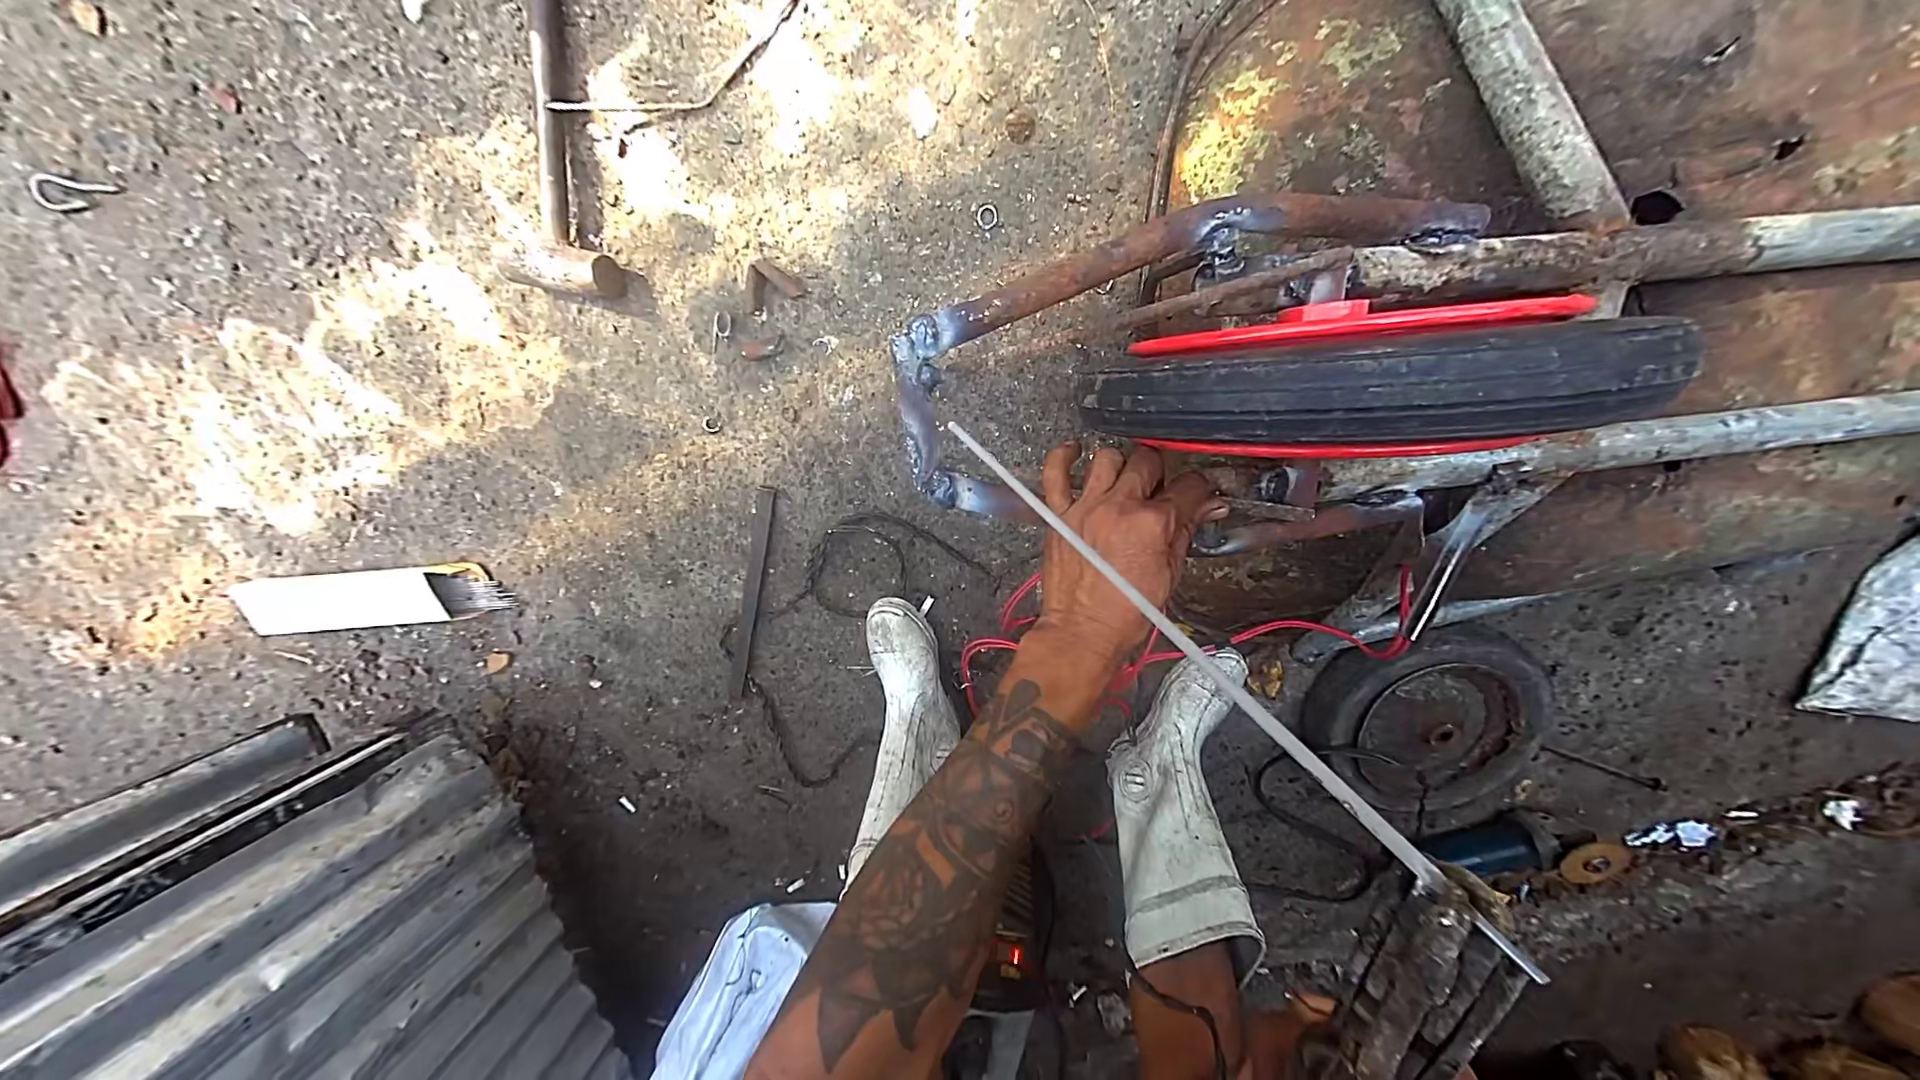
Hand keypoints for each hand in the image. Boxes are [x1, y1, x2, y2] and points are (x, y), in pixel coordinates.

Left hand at [1030, 441, 1225, 668]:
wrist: (1082, 632)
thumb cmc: (1123, 614)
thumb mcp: (1169, 574)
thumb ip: (1185, 532)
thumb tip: (1205, 508)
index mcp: (1153, 524)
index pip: (1188, 486)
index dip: (1199, 488)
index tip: (1197, 493)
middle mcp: (1119, 508)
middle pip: (1148, 461)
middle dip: (1161, 471)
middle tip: (1159, 488)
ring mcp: (1086, 508)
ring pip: (1107, 457)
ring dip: (1121, 463)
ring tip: (1124, 478)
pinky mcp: (1059, 515)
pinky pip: (1055, 473)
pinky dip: (1063, 456)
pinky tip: (1074, 450)